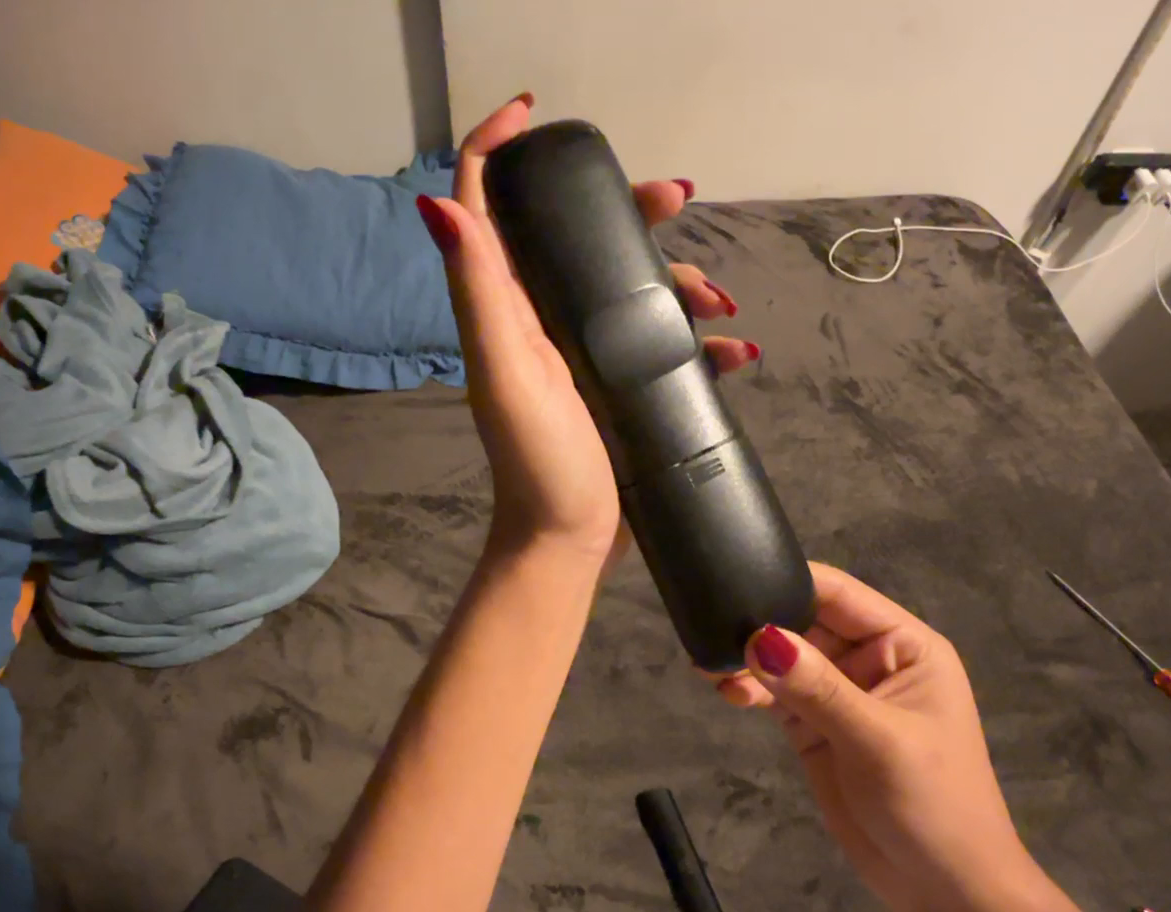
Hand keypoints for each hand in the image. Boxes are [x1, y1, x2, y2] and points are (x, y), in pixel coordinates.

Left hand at [416, 94, 759, 561]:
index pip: (486, 208)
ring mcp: (581, 353)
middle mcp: (537, 319)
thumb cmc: (539, 462)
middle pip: (576, 236)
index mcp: (503, 308)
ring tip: (719, 306)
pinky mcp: (617, 385)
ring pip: (630, 285)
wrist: (568, 540)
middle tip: (678, 198)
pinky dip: (699, 340)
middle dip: (628, 209)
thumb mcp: (506, 375)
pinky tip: (734, 352)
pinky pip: (661, 342)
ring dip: (680, 278)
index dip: (500, 149)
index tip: (540, 112)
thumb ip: (479, 292)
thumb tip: (437, 201)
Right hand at [724, 563, 1035, 911]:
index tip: (736, 581)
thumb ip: (817, 687)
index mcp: (904, 647)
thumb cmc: (931, 803)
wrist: (942, 888)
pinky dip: (749, 690)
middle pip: (804, 623)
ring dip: (748, 661)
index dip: (791, 584)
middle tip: (713, 631)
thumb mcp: (876, 739)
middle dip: (761, 625)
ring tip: (711, 667)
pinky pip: (775, 695)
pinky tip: (726, 692)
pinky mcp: (814, 728)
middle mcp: (869, 662)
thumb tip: (758, 639)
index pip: (840, 596)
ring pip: (783, 660)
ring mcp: (839, 696)